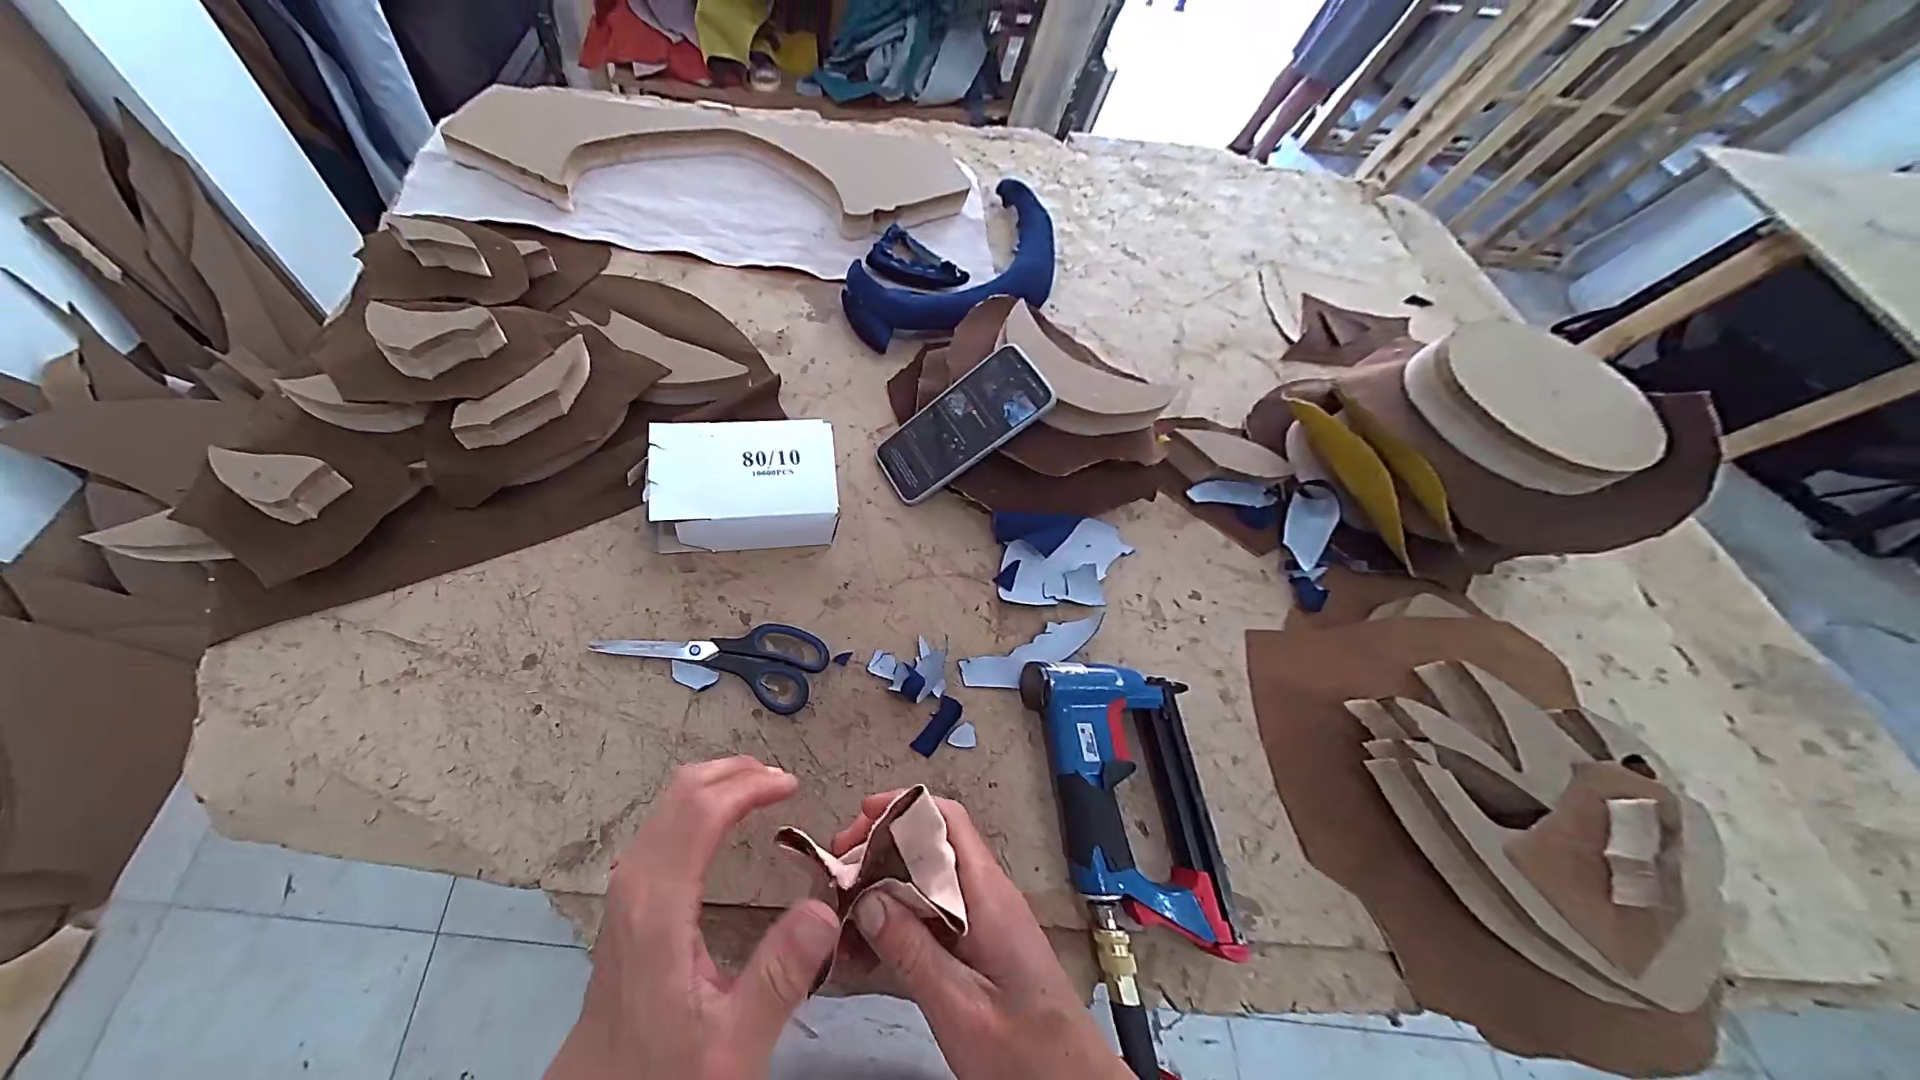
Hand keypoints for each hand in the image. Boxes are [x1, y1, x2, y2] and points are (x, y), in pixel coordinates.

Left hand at [546, 757, 840, 1079]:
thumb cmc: (665, 1072)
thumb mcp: (732, 1043)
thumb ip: (779, 977)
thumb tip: (824, 910)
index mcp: (659, 906)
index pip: (701, 811)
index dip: (750, 786)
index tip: (792, 786)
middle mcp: (636, 883)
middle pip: (682, 793)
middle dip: (736, 772)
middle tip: (782, 781)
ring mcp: (627, 888)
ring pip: (669, 803)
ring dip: (718, 783)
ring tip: (763, 790)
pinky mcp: (629, 899)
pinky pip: (666, 823)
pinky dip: (702, 803)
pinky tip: (726, 821)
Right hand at [830, 791, 1131, 1079]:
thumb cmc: (1026, 1051)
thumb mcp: (961, 1008)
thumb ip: (913, 953)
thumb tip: (867, 899)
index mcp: (989, 895)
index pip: (948, 821)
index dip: (903, 808)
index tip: (860, 819)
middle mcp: (986, 895)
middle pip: (930, 845)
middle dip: (881, 847)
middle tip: (838, 870)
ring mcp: (982, 917)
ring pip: (925, 878)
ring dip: (883, 884)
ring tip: (843, 907)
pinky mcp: (976, 941)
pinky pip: (931, 910)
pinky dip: (897, 917)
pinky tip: (869, 944)